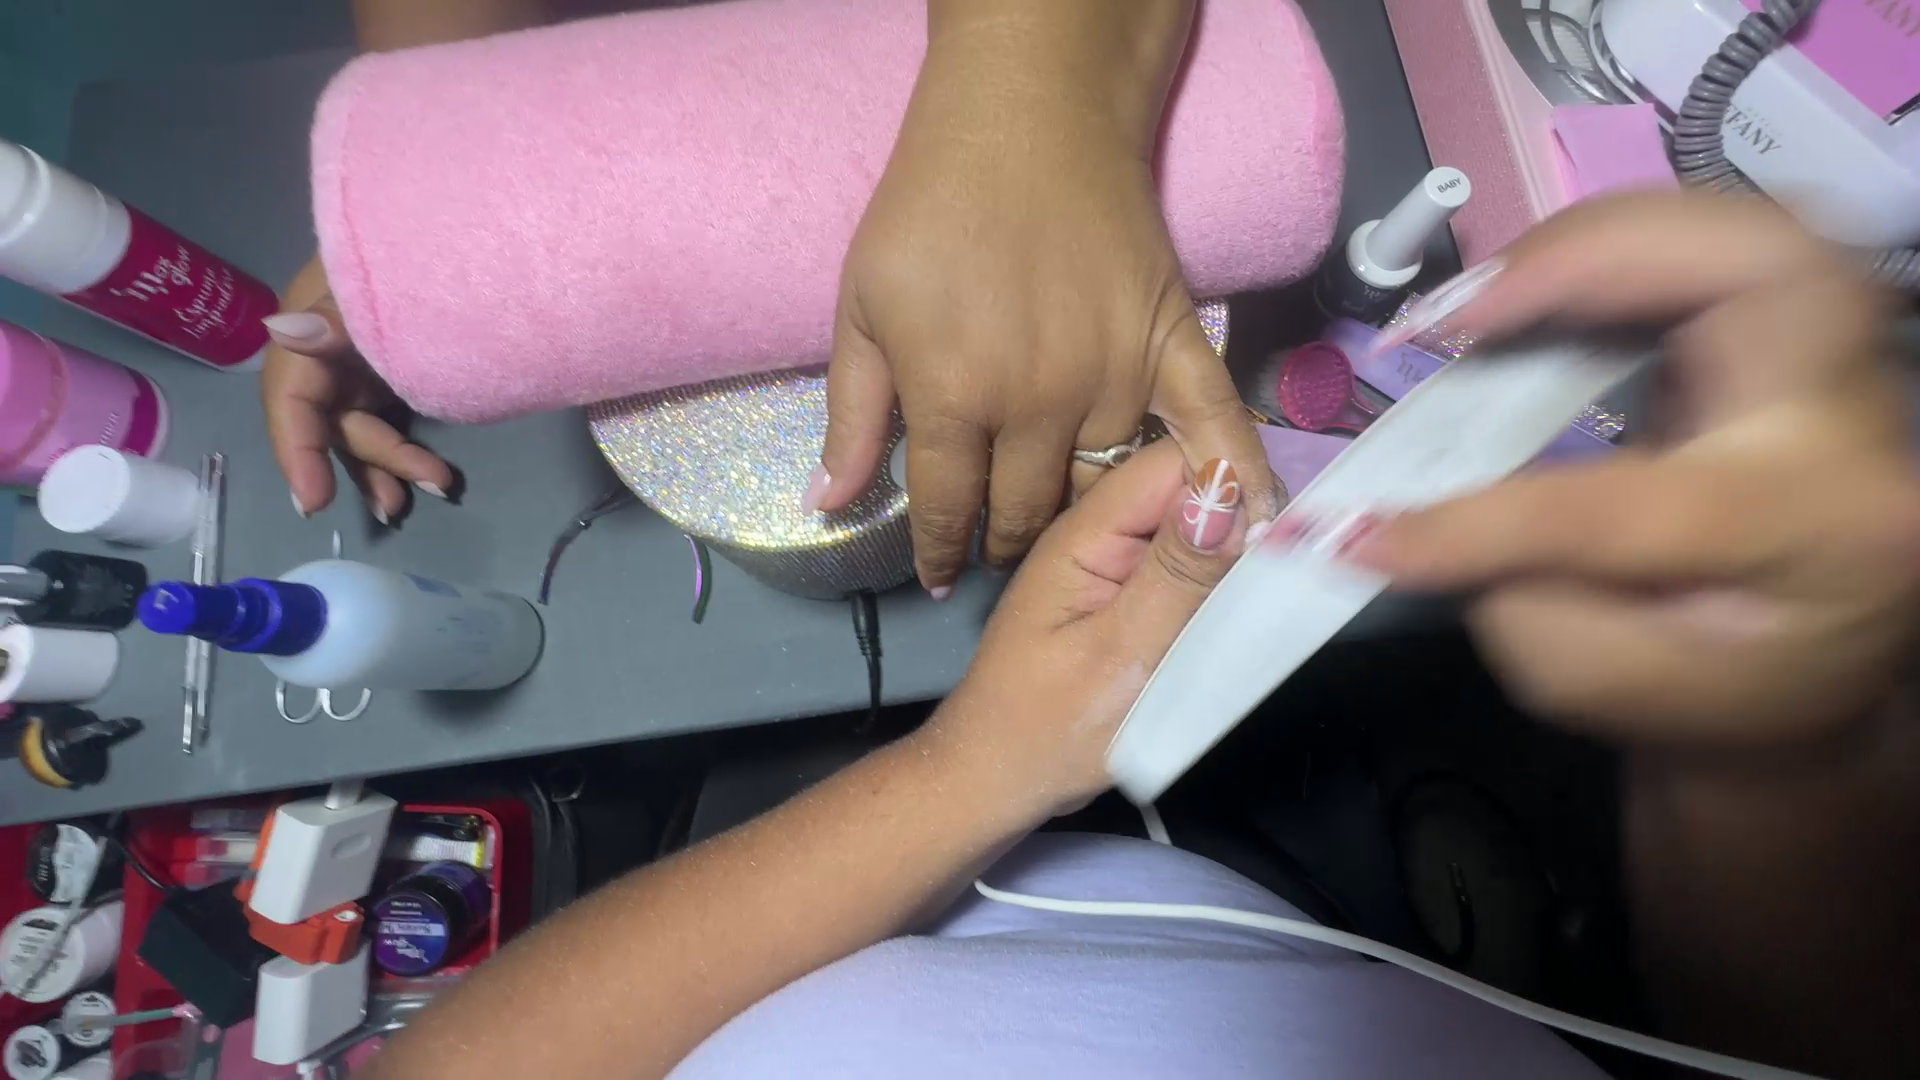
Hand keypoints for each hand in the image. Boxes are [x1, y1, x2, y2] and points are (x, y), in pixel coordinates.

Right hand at [263, 254, 454, 522]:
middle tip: (410, 499)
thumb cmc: (411, 254)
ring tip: (420, 500)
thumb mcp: (365, 281)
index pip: (292, 399)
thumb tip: (284, 332)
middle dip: (371, 464)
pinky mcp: (392, 375)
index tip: (314, 500)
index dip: (298, 450)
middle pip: (334, 423)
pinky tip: (421, 481)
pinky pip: (388, 421)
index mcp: (310, 328)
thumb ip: (336, 316)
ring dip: (388, 467)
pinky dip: (401, 451)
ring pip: (362, 430)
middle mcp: (328, 354)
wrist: (458, 239)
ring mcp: (361, 366)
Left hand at [813, 10, 1278, 595]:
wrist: (1025, 116)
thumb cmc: (927, 212)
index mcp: (956, 396)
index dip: (940, 552)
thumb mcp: (860, 311)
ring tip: (1058, 528)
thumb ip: (851, 418)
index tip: (939, 579)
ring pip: (1095, 486)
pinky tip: (1246, 526)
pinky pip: (1211, 425)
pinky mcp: (1173, 345)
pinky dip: (1230, 477)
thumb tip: (827, 506)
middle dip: (999, 543)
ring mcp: (1115, 379)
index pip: (947, 509)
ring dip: (1071, 515)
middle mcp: (1039, 404)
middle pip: (1022, 512)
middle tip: (992, 550)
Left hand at [916, 443, 1246, 817]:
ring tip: (1261, 596)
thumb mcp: (1120, 656)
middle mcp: (1096, 537)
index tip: (1275, 534)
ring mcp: (1106, 568)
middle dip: (1237, 518)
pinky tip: (1232, 612)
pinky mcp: (1118, 600)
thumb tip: (1231, 492)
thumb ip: (1176, 577)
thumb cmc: (1048, 729)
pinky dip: (1209, 584)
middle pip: (1181, 491)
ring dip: (1228, 555)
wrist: (997, 778)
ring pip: (1184, 532)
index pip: (1168, 463)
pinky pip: (1175, 571)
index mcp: (1085, 535)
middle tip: (1279, 572)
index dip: (1230, 481)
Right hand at [1352, 194, 1919, 745]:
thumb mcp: (1581, 672)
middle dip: (1590, 265)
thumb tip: (1411, 512)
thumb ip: (1501, 589)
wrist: (1784, 663)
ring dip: (1576, 249)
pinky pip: (1690, 258)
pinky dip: (1584, 260)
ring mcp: (1813, 372)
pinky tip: (1505, 301)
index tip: (1344, 538)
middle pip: (1765, 269)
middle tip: (1457, 314)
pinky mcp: (1756, 351)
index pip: (1610, 511)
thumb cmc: (1686, 682)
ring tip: (1462, 307)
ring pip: (1732, 234)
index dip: (1465, 524)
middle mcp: (1838, 430)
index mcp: (1802, 538)